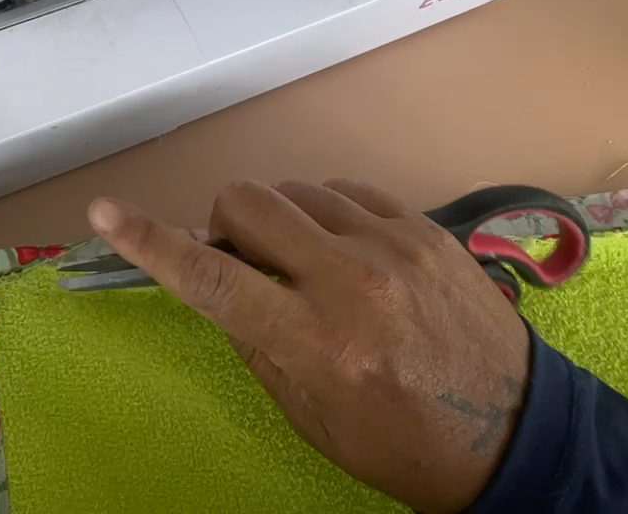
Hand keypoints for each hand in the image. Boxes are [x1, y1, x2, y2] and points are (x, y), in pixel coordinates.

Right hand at [89, 180, 529, 513]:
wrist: (521, 436)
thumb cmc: (399, 439)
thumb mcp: (308, 412)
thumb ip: (251, 333)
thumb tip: (209, 266)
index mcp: (315, 341)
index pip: (211, 276)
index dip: (150, 241)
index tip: (106, 211)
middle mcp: (349, 281)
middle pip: (246, 203)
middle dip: (227, 224)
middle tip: (250, 260)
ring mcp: (392, 244)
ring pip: (291, 189)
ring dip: (280, 221)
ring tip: (311, 262)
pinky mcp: (423, 225)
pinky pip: (342, 188)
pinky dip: (325, 212)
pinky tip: (348, 249)